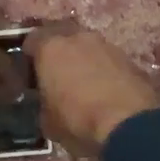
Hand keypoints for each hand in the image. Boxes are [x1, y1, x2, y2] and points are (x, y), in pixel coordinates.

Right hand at [25, 23, 159, 155]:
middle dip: (58, 53)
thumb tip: (48, 104)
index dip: (30, 57)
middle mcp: (78, 37)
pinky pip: (109, 62)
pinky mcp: (129, 59)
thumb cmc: (78, 121)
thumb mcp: (48, 123)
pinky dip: (105, 72)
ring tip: (84, 84)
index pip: (32, 40)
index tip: (31, 74)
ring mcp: (107, 45)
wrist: (128, 123)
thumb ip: (44, 105)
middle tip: (57, 74)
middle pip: (62, 36)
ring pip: (88, 47)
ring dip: (84, 61)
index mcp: (50, 48)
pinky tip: (106, 92)